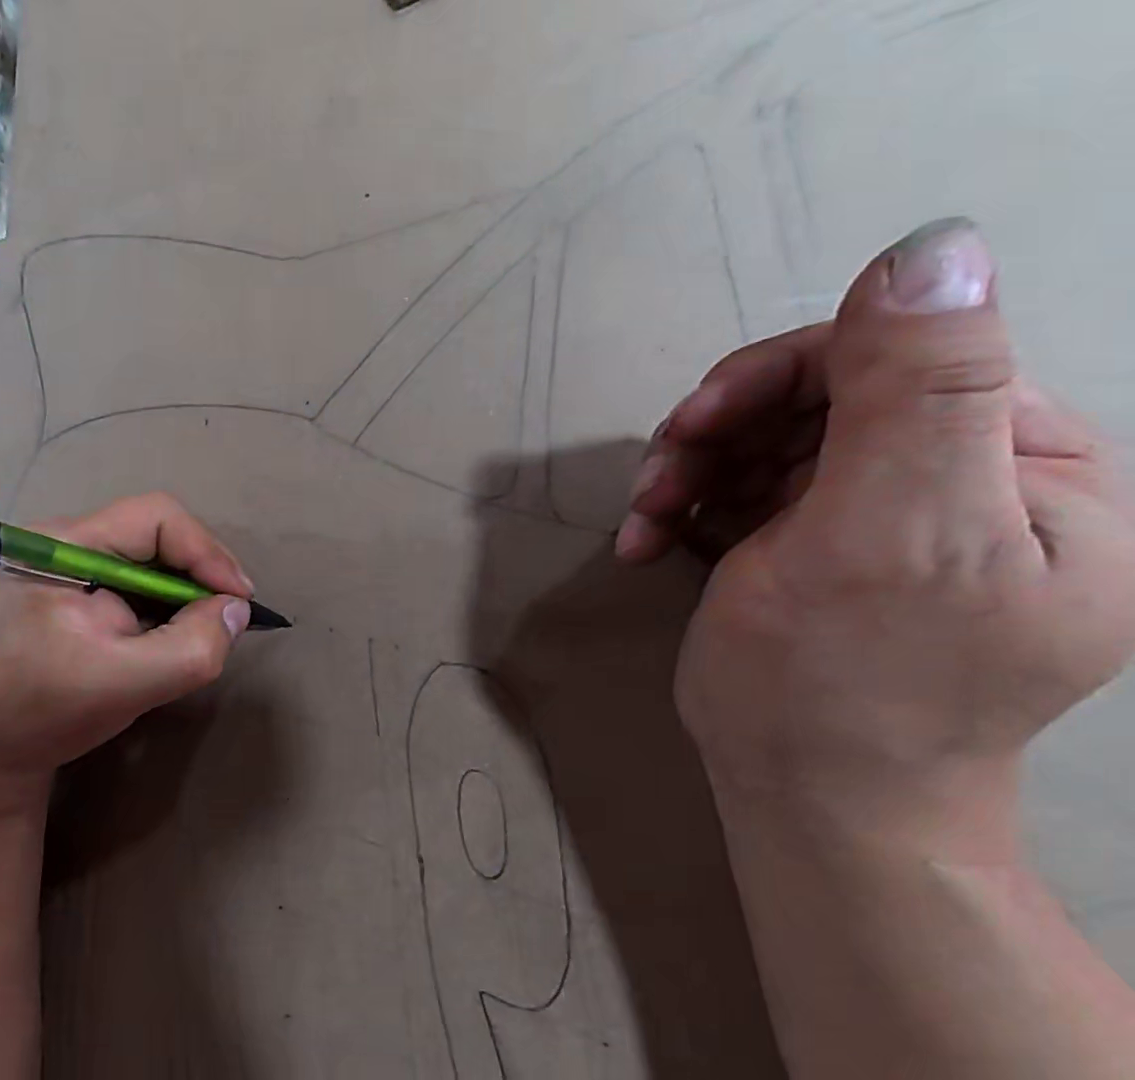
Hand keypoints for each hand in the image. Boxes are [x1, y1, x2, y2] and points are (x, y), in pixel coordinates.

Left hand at [0, 493, 254, 799]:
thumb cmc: (43, 713)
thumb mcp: (127, 685)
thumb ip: (192, 648)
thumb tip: (235, 610)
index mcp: (61, 546)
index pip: (153, 518)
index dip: (205, 551)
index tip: (238, 598)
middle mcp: (59, 543)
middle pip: (150, 534)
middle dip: (196, 574)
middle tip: (225, 617)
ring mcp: (59, 567)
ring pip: (142, 559)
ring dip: (179, 593)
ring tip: (198, 631)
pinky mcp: (65, 592)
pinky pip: (127, 582)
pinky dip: (158, 606)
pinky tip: (164, 637)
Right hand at [621, 218, 1134, 853]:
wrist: (810, 794)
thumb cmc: (846, 678)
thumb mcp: (888, 534)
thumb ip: (919, 391)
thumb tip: (933, 244)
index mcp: (1034, 466)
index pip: (897, 357)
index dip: (780, 376)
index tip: (688, 427)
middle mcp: (970, 480)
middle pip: (821, 398)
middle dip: (719, 432)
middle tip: (656, 479)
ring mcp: (886, 517)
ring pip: (768, 444)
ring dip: (689, 472)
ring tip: (644, 520)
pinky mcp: (817, 547)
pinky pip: (745, 493)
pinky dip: (686, 510)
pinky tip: (650, 542)